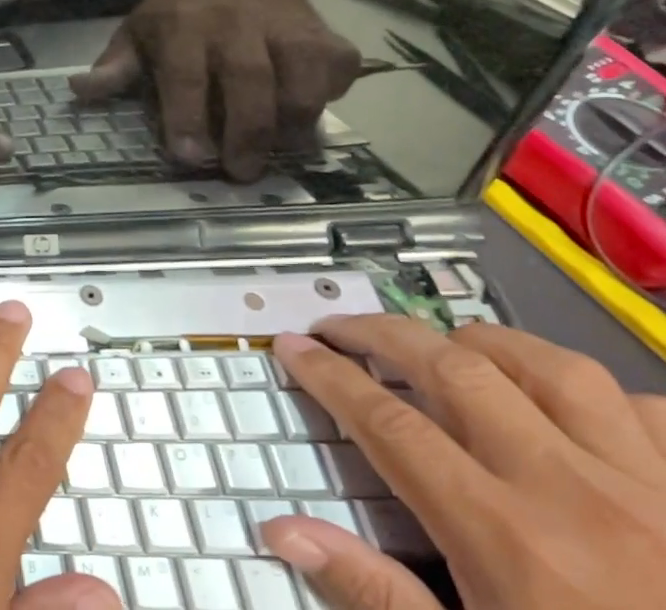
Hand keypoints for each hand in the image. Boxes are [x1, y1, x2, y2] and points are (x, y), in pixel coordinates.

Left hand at [72, 0, 358, 181]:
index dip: (187, 118)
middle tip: (241, 172)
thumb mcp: (135, 29)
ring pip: (303, 81)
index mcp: (182, 28)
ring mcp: (288, 29)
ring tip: (277, 154)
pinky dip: (329, 99)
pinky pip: (338, 72)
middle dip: (247, 133)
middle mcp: (237, 27)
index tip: (189, 156)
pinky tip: (304, 116)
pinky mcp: (327, 34)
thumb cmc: (178, 6)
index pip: (185, 76)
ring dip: (293, 124)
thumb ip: (115, 66)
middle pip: (250, 83)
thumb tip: (79, 91)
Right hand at [264, 316, 665, 608]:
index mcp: (505, 534)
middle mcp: (574, 490)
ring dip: (484, 344)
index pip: (390, 424)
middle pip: (459, 371)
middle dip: (385, 335)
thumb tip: (282, 530)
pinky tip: (564, 407)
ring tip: (444, 345)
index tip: (294, 348)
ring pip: (556, 369)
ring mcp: (653, 487)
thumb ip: (377, 591)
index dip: (330, 376)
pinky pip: (650, 412)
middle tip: (341, 328)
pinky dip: (597, 395)